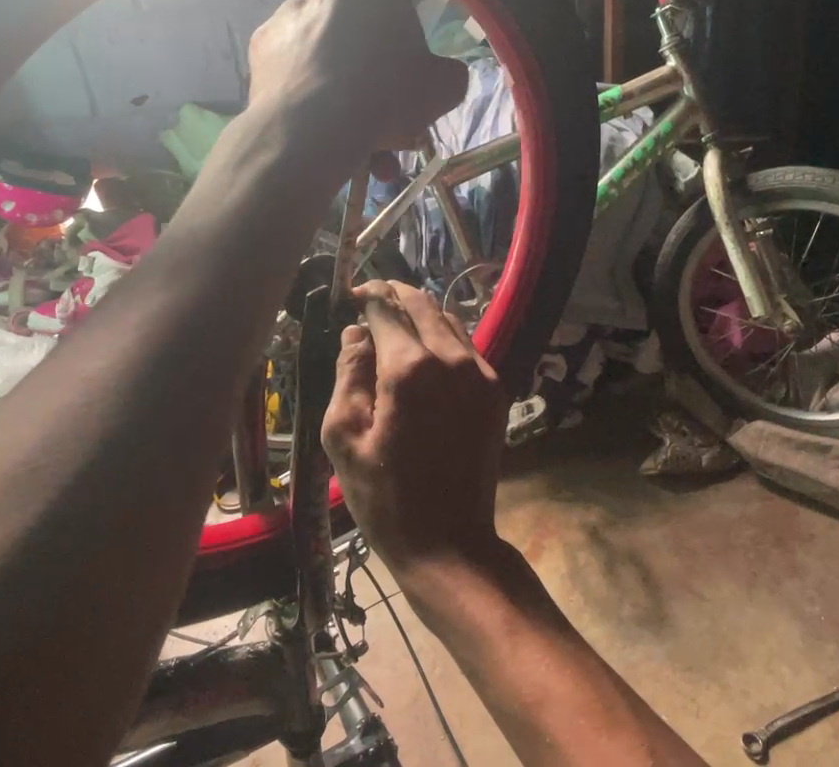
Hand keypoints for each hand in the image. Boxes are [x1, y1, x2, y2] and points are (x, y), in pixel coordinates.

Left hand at [247, 0, 467, 151]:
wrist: (312, 130)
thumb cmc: (385, 96)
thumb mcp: (443, 88)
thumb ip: (448, 74)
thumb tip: (441, 77)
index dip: (405, 30)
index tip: (407, 67)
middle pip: (357, 30)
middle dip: (372, 73)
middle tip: (385, 115)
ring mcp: (285, 19)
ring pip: (326, 57)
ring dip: (343, 94)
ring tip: (358, 145)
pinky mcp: (259, 51)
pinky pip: (295, 71)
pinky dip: (308, 96)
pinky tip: (322, 132)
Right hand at [322, 281, 506, 576]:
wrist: (449, 543)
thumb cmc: (384, 497)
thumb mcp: (343, 436)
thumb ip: (347, 374)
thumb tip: (356, 333)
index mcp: (409, 369)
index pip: (386, 308)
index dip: (364, 295)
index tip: (348, 296)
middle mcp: (451, 360)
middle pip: (421, 303)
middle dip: (393, 295)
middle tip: (369, 300)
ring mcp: (480, 374)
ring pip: (448, 320)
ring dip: (419, 314)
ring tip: (394, 325)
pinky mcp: (495, 391)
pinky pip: (466, 346)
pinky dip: (442, 338)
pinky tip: (423, 356)